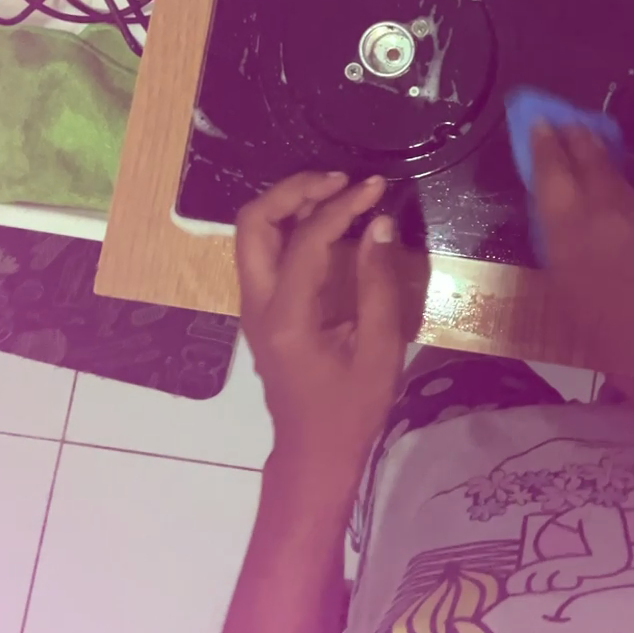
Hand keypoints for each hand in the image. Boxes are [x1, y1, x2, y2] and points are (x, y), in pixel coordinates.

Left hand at [235, 172, 404, 479]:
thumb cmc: (351, 407)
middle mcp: (257, 303)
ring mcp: (253, 304)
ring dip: (291, 202)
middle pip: (254, 222)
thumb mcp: (379, 349)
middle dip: (295, 190)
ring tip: (338, 191)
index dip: (343, 206)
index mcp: (287, 317)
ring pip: (254, 231)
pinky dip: (293, 223)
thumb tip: (380, 223)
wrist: (314, 451)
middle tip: (342, 180)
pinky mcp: (262, 307)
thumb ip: (378, 283)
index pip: (307, 240)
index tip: (377, 187)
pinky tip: (330, 220)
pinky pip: (267, 249)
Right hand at [530, 125, 633, 368]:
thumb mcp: (561, 286)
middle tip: (565, 120)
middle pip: (587, 158)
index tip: (539, 122)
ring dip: (598, 157)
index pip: (552, 170)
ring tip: (588, 143)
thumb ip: (558, 243)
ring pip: (614, 175)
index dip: (544, 143)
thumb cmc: (601, 332)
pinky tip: (616, 198)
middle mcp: (603, 208)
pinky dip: (620, 190)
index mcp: (568, 226)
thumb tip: (556, 217)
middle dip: (575, 136)